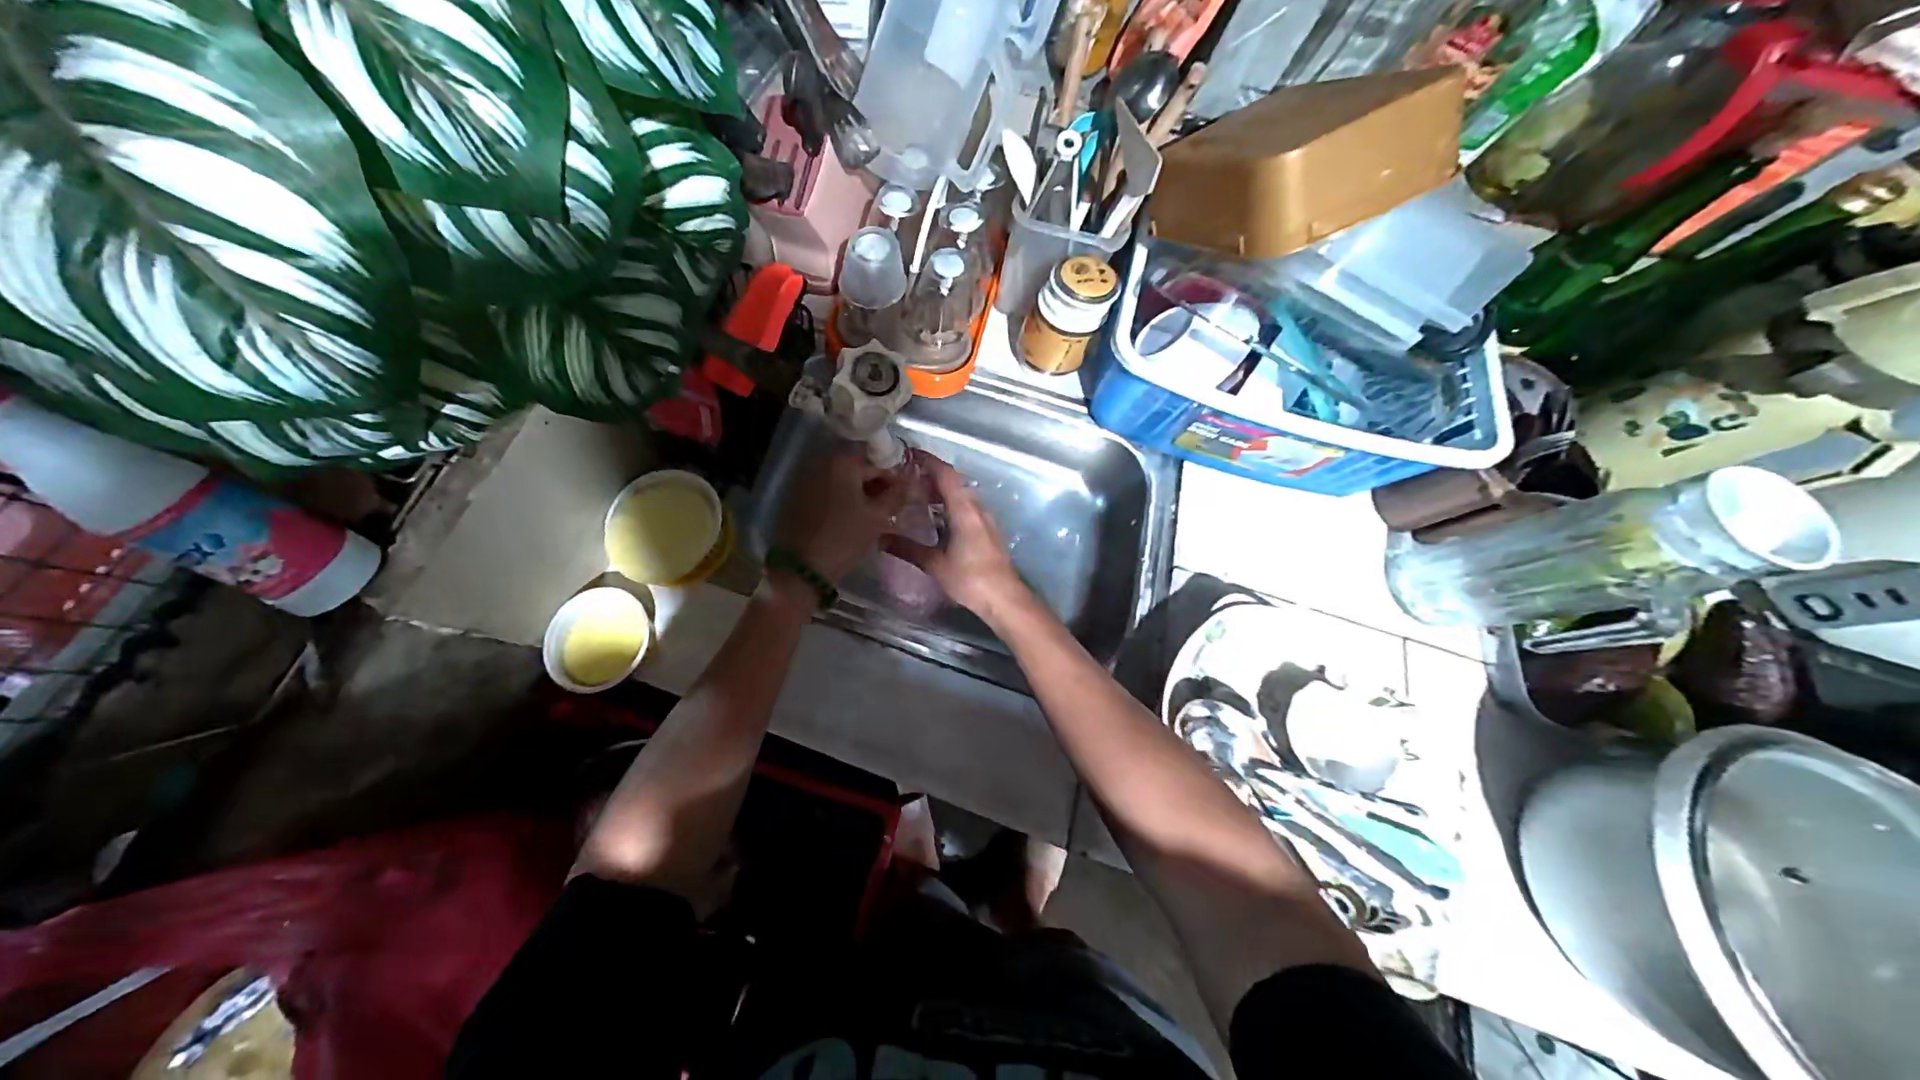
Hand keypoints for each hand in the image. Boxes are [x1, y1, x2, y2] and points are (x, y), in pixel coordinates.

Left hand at [777, 447, 912, 583]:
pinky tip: (855, 516)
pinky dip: (844, 498)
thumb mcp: (877, 517)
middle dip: (877, 484)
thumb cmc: (844, 537)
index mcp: (842, 462)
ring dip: (861, 492)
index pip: (877, 461)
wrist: (802, 567)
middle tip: (893, 505)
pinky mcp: (799, 496)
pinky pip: (829, 490)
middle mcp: (822, 463)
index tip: (906, 494)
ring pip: (843, 480)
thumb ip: (896, 495)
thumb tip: (912, 481)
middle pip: (858, 467)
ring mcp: (807, 479)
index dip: (895, 476)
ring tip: (876, 513)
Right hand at [883, 451, 1029, 618]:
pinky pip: (967, 507)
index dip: (928, 461)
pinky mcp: (988, 531)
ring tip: (917, 494)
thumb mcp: (935, 564)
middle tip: (906, 476)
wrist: (1003, 598)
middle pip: (954, 481)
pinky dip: (950, 504)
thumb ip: (908, 549)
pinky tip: (936, 517)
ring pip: (961, 494)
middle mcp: (977, 508)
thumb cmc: (970, 578)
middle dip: (931, 475)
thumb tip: (880, 539)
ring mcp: (985, 519)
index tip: (908, 454)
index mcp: (964, 509)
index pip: (946, 474)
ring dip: (941, 490)